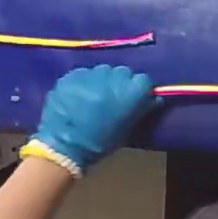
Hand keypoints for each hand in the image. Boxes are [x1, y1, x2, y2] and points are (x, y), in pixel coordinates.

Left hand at [23, 65, 161, 177]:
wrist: (64, 147)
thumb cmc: (100, 143)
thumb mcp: (127, 129)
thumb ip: (141, 109)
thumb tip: (154, 98)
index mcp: (130, 92)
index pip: (144, 80)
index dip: (140, 89)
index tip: (136, 99)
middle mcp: (112, 76)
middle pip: (123, 72)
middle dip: (121, 82)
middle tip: (113, 98)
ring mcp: (90, 73)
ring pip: (102, 71)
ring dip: (102, 81)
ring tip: (94, 96)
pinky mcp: (72, 74)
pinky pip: (83, 74)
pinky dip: (84, 82)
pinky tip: (78, 96)